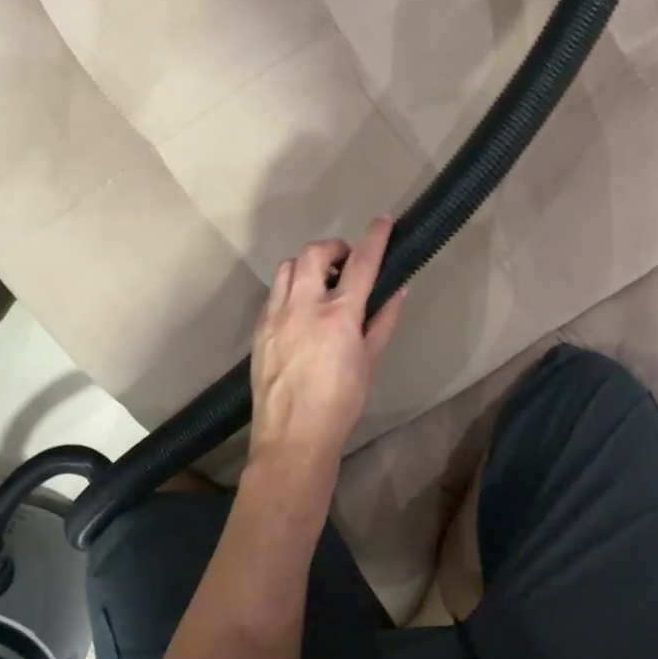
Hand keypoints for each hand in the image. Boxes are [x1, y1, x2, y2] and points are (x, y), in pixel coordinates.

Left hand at [249, 218, 406, 473]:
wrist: (293, 438)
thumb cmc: (340, 405)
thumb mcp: (369, 363)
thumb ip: (382, 322)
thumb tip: (397, 290)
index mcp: (338, 316)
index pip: (362, 263)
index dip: (375, 237)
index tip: (383, 220)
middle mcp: (304, 306)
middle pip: (314, 254)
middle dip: (333, 248)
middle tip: (347, 262)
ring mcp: (276, 316)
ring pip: (287, 267)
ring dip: (306, 264)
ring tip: (321, 281)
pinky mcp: (260, 329)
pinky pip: (273, 292)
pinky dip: (289, 287)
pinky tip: (300, 307)